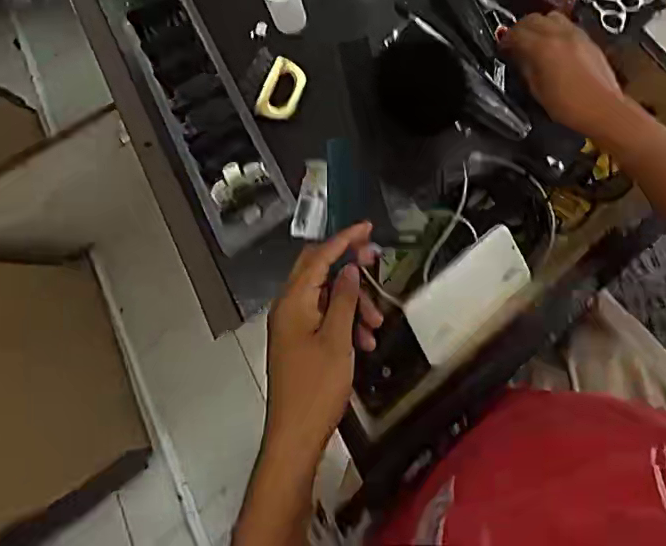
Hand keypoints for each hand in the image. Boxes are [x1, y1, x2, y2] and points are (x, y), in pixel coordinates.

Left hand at [263, 223, 385, 455]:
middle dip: (349, 265)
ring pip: (326, 295)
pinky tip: (366, 339)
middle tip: (375, 262)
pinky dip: (346, 320)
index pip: (320, 257)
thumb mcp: (337, 339)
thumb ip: (343, 298)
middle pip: (318, 270)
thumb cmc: (316, 388)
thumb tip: (349, 268)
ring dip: (353, 301)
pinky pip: (325, 316)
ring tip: (376, 322)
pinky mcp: (300, 342)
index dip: (344, 239)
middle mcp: (288, 308)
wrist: (295, 439)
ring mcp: (292, 326)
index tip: (367, 227)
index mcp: (293, 303)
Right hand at [500, 12, 632, 139]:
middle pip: (532, 18)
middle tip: (515, 41)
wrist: (604, 109)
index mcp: (542, 47)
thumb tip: (518, 56)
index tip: (503, 48)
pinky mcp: (588, 39)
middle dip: (520, 28)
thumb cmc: (571, 106)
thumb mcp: (537, 90)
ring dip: (539, 25)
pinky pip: (567, 25)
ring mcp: (576, 34)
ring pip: (551, 16)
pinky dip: (556, 29)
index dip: (505, 40)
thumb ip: (525, 67)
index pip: (516, 33)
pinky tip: (554, 43)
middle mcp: (559, 34)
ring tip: (535, 39)